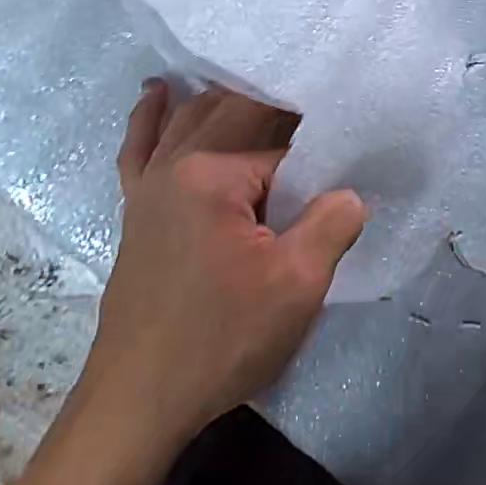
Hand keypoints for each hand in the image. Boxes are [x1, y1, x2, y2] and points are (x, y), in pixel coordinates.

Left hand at [0, 81, 365, 484]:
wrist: (138, 402)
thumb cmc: (220, 340)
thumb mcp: (297, 284)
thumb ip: (333, 221)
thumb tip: (349, 192)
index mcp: (211, 173)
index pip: (280, 143)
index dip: (318, 146)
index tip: (349, 141)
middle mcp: (174, 165)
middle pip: (233, 114)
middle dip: (278, 106)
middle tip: (319, 101)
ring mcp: (148, 185)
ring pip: (190, 119)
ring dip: (226, 98)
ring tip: (265, 81)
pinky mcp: (136, 208)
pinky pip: (140, 147)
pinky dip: (150, 116)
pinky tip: (158, 92)